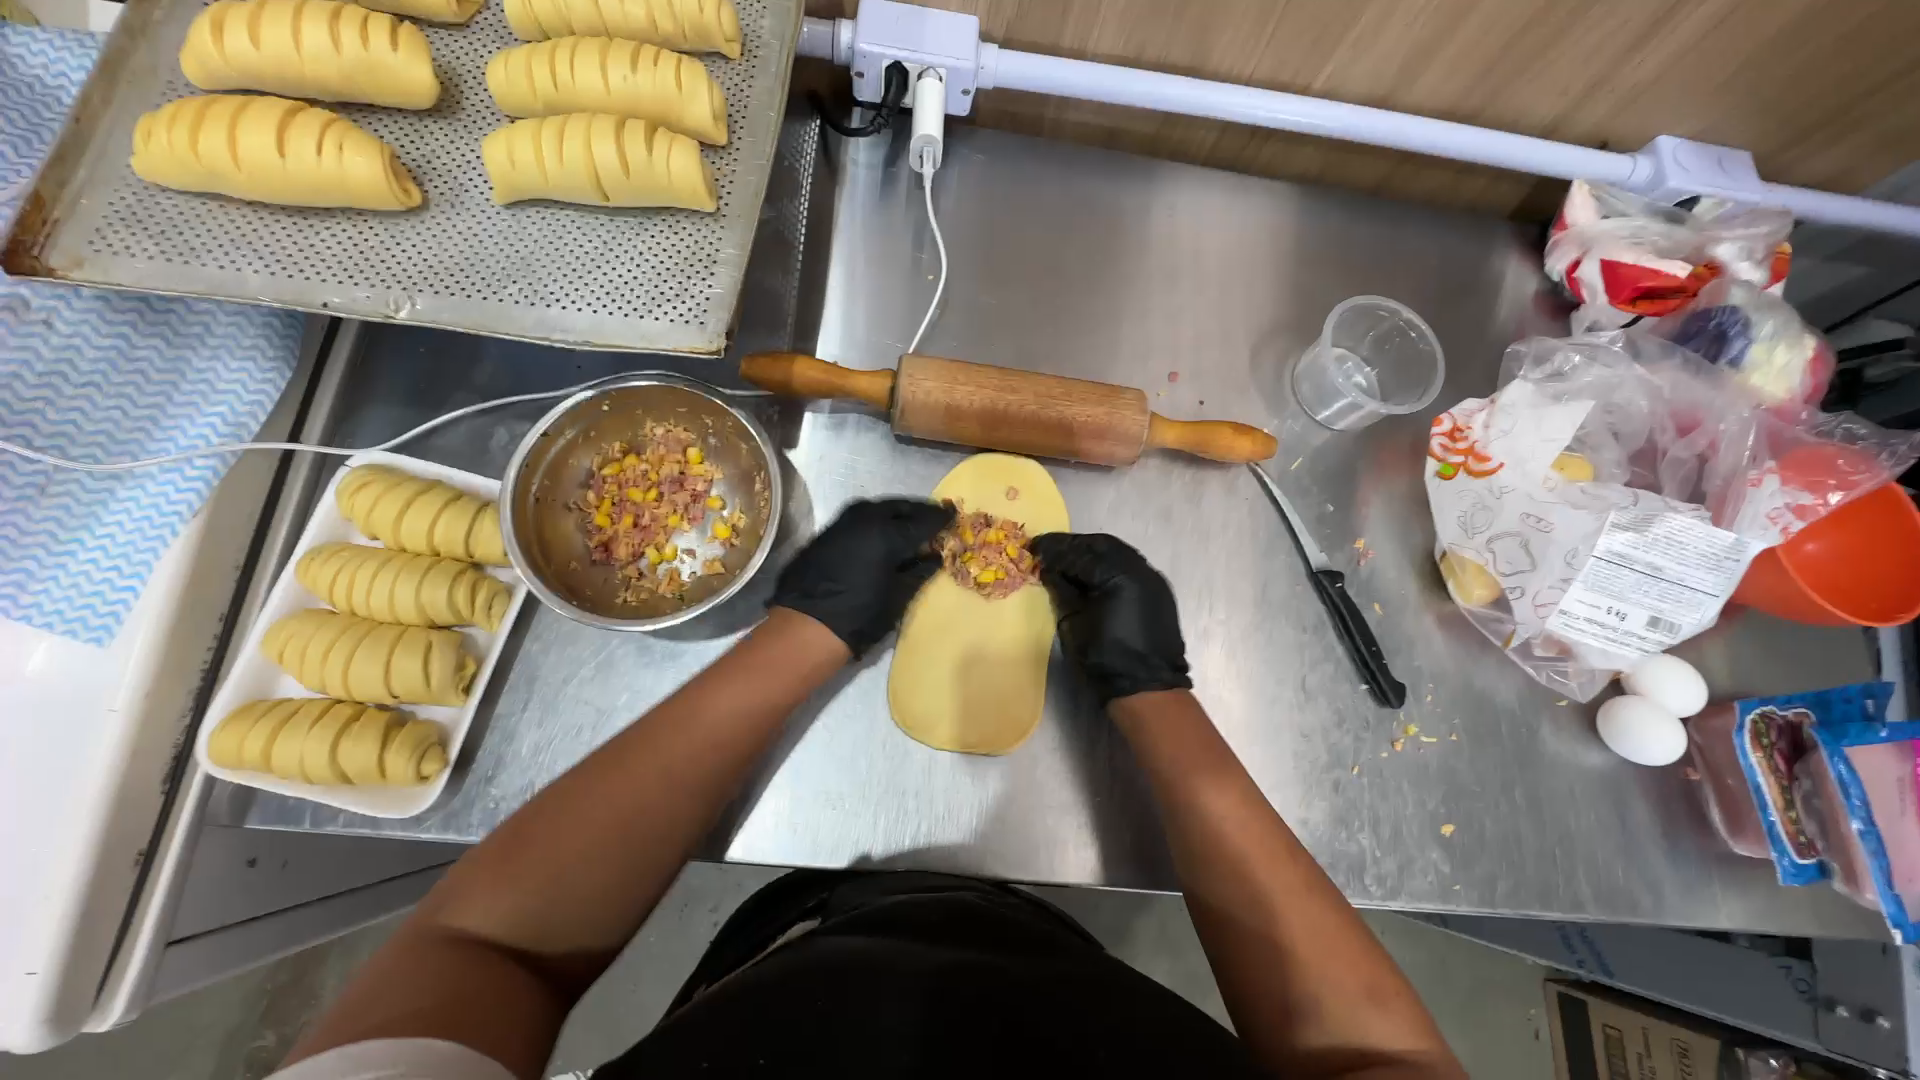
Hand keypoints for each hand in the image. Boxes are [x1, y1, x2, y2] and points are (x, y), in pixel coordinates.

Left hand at [771, 498, 954, 656]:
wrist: (806, 627)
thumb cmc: (860, 617)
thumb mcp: (898, 597)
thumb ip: (919, 572)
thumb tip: (934, 558)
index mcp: (887, 533)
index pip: (923, 520)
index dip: (940, 519)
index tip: (953, 517)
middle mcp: (865, 519)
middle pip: (898, 507)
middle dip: (917, 511)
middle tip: (932, 517)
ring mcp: (842, 523)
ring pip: (876, 509)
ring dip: (894, 513)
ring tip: (908, 523)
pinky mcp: (826, 533)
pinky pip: (858, 518)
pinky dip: (874, 521)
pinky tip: (880, 533)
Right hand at [1030, 533, 1191, 705]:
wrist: (1147, 687)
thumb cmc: (1104, 658)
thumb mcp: (1074, 623)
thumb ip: (1062, 590)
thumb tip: (1049, 569)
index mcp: (1118, 576)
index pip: (1079, 554)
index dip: (1054, 550)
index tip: (1033, 548)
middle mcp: (1139, 569)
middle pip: (1100, 545)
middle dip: (1073, 545)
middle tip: (1049, 550)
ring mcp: (1152, 577)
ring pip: (1118, 552)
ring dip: (1092, 552)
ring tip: (1069, 560)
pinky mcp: (1158, 589)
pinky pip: (1130, 565)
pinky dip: (1108, 563)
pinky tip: (1093, 573)